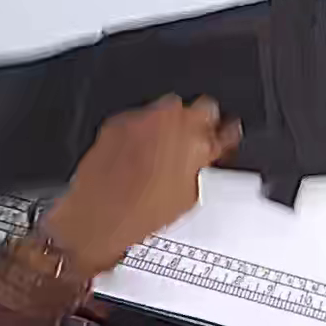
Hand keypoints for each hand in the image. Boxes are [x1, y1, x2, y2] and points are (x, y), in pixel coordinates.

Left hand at [40, 96, 241, 275]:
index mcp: (201, 142)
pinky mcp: (120, 121)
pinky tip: (139, 152)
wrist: (96, 219)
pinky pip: (140, 118)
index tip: (224, 138)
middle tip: (194, 143)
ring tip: (163, 149)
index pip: (229, 127)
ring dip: (171, 123)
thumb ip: (204, 165)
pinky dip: (143, 129)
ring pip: (170, 108)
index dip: (227, 135)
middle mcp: (175, 122)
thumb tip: (205, 157)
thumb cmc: (142, 213)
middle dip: (201, 123)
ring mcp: (146, 119)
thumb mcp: (191, 195)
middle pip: (203, 107)